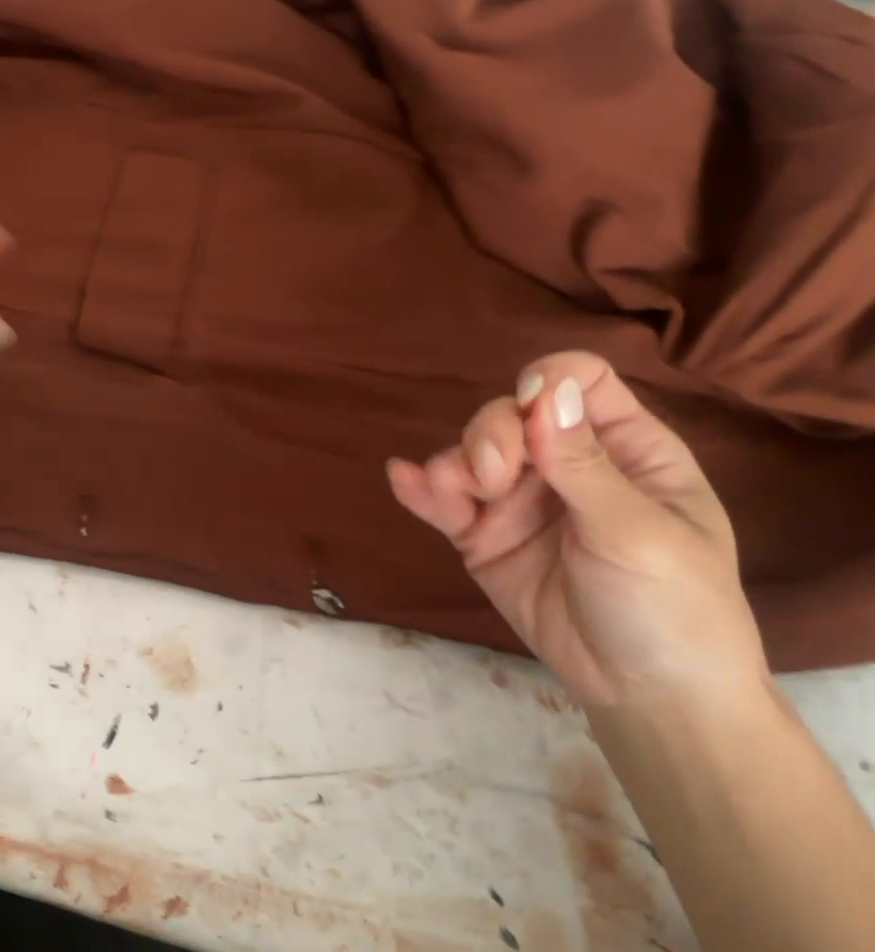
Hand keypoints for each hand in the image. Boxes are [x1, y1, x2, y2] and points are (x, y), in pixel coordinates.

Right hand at [386, 351, 769, 710]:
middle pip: (509, 415)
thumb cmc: (673, 606)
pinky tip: (403, 481)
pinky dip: (419, 487)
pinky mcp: (480, 536)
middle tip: (492, 478)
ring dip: (453, 465)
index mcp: (627, 452)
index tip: (528, 411)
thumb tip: (545, 389)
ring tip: (455, 500)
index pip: (581, 385)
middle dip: (490, 436)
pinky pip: (442, 500)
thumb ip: (584, 464)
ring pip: (468, 453)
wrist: (643, 692)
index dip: (548, 384)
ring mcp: (519, 502)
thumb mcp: (637, 532)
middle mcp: (566, 466)